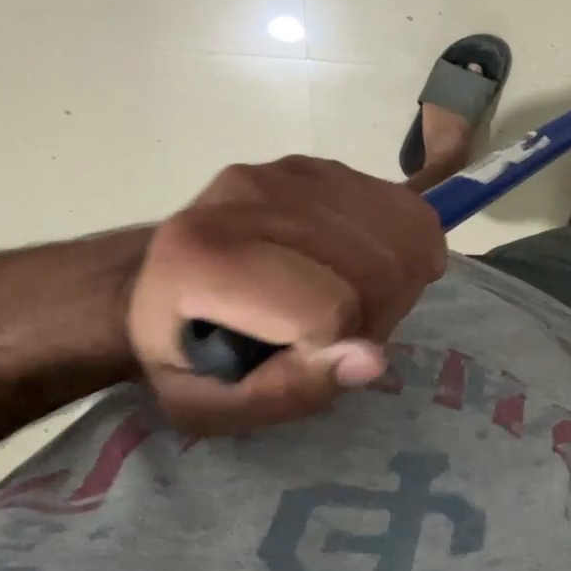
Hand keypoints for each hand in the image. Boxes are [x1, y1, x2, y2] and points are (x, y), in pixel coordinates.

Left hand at [127, 156, 445, 434]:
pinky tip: (367, 269)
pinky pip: (408, 213)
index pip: (327, 310)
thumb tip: (371, 359)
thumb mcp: (214, 405)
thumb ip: (289, 391)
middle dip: (374, 317)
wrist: (162, 278)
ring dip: (394, 287)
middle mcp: (247, 195)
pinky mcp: (327, 165)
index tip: (303, 358)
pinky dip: (407, 252)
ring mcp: (293, 172)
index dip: (332, 349)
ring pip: (400, 240)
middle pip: (375, 270)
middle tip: (335, 336)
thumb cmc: (187, 353)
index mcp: (201, 257)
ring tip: (350, 302)